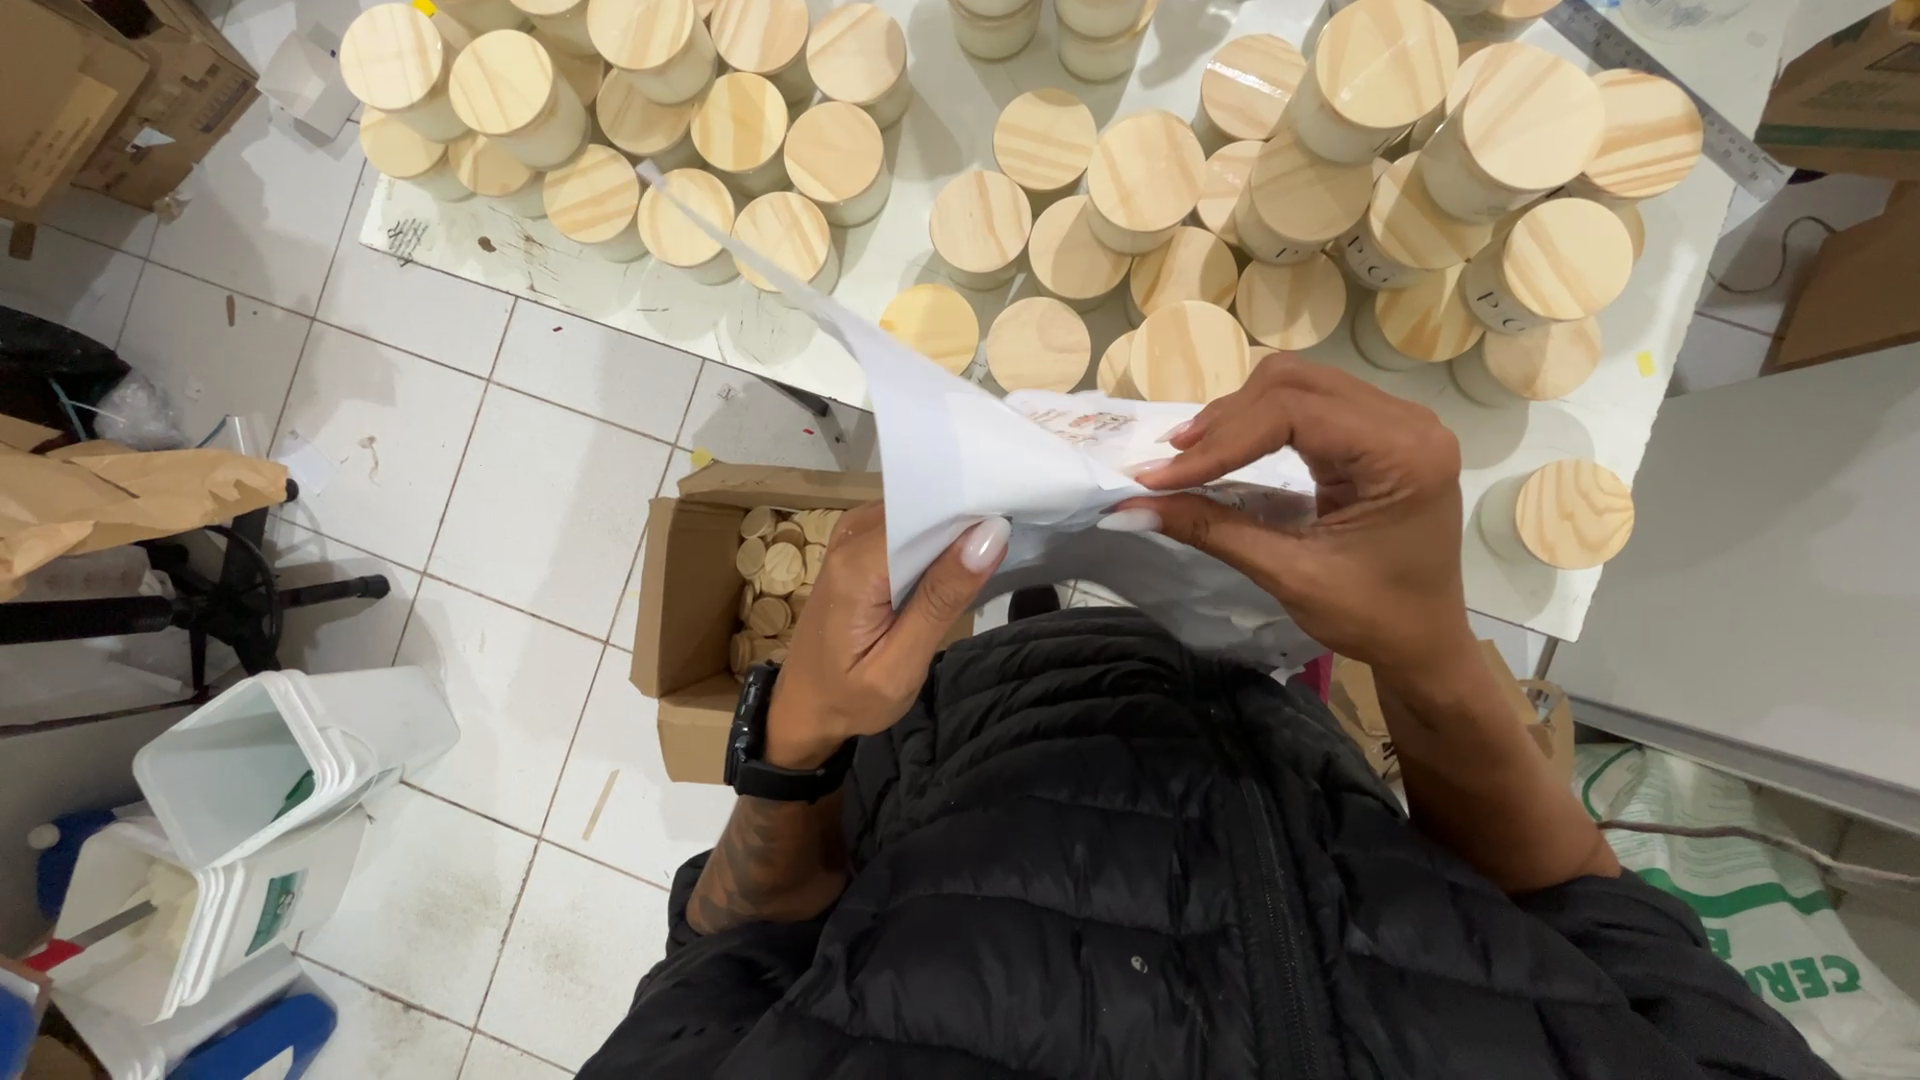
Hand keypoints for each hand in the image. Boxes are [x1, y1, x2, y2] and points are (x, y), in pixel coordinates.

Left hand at [766, 503, 1009, 768]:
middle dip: (965, 523)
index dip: (970, 515)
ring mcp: (852, 536)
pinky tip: (954, 567)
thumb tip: (989, 536)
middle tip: (1006, 548)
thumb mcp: (900, 665)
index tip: (1011, 526)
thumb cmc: (850, 697)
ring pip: (917, 514)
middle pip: (921, 509)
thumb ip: (942, 600)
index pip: (926, 513)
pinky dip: (934, 542)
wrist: (804, 705)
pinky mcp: (859, 544)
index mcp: (858, 564)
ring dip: (953, 533)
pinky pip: (907, 526)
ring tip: (987, 557)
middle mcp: (851, 537)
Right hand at [1120, 353, 1475, 679]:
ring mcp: (1393, 422)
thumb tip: (1128, 506)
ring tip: (1190, 456)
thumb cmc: (1370, 616)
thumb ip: (1210, 529)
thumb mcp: (1287, 574)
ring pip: (1294, 384)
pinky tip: (1225, 449)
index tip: (1162, 478)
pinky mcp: (1374, 432)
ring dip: (1235, 416)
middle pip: (1290, 383)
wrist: (1423, 641)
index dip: (1220, 442)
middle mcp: (1405, 421)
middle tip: (1173, 465)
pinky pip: (1305, 403)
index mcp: (1402, 454)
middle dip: (1223, 421)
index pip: (1291, 414)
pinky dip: (1256, 422)